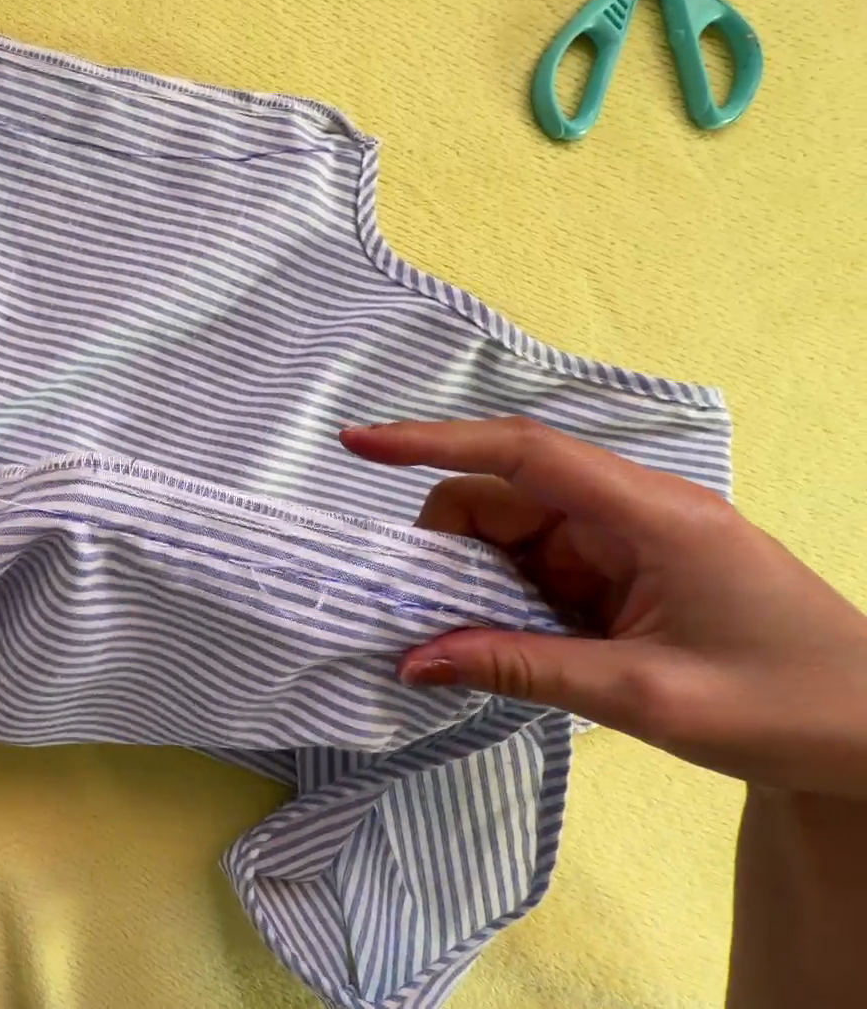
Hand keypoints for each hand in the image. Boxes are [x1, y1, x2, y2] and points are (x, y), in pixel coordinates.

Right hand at [339, 417, 866, 798]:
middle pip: (494, 497)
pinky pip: (520, 567)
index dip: (431, 440)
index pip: (521, 452)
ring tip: (459, 638)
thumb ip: (518, 669)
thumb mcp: (646, 696)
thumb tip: (409, 660)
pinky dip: (490, 598)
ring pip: (498, 534)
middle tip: (413, 611)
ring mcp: (614, 541)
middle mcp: (624, 513)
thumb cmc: (793, 708)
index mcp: (651, 516)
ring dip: (464, 580)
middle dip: (441, 547)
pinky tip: (494, 640)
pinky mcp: (607, 571)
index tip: (356, 443)